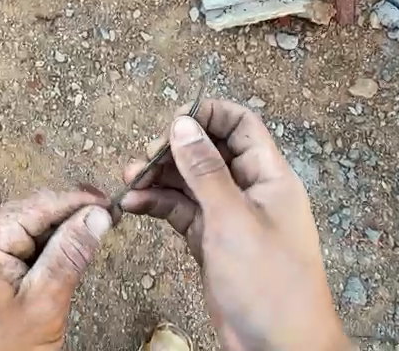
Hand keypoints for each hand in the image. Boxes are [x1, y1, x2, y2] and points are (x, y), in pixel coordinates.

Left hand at [0, 187, 111, 350]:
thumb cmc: (2, 350)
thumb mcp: (43, 303)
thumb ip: (69, 255)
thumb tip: (97, 215)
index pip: (44, 204)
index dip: (81, 202)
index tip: (114, 205)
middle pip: (39, 210)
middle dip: (74, 214)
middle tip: (110, 219)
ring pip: (35, 225)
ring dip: (64, 230)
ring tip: (95, 234)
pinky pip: (26, 242)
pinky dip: (49, 246)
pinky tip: (69, 252)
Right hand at [121, 100, 350, 350]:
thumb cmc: (269, 284)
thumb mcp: (233, 220)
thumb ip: (205, 169)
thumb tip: (182, 122)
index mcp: (268, 176)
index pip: (239, 123)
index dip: (207, 114)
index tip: (173, 123)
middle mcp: (247, 189)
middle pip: (207, 149)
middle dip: (172, 148)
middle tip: (144, 158)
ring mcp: (227, 215)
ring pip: (188, 179)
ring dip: (158, 176)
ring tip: (129, 180)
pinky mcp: (210, 239)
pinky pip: (179, 208)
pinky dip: (156, 203)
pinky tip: (133, 204)